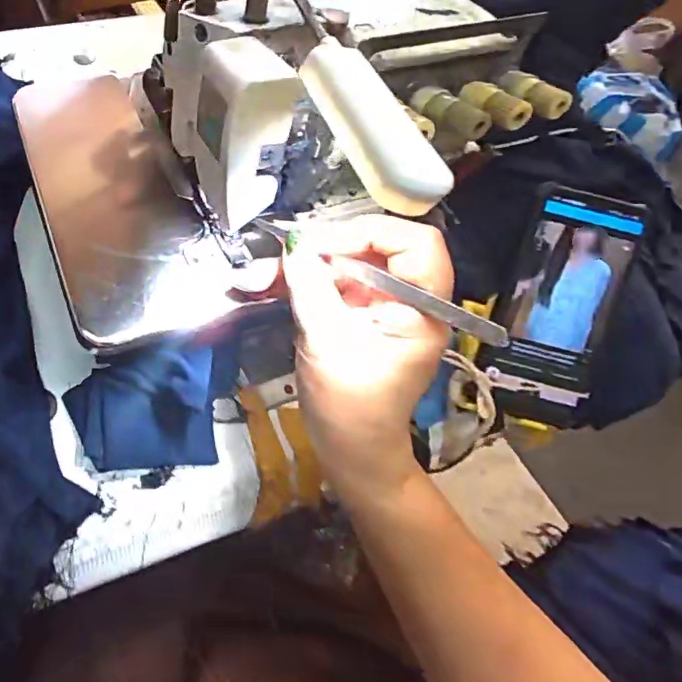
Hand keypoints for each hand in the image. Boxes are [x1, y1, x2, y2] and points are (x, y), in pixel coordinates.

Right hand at [282, 215, 453, 504]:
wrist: (351, 448)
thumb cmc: (351, 406)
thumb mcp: (328, 342)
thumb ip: (311, 288)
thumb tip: (294, 245)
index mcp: (420, 307)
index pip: (414, 243)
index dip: (369, 233)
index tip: (323, 246)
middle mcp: (404, 298)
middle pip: (372, 246)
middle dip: (325, 246)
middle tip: (287, 255)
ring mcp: (377, 303)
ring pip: (342, 260)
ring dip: (301, 263)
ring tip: (261, 275)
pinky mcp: (352, 311)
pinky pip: (327, 279)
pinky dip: (297, 278)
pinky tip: (266, 282)